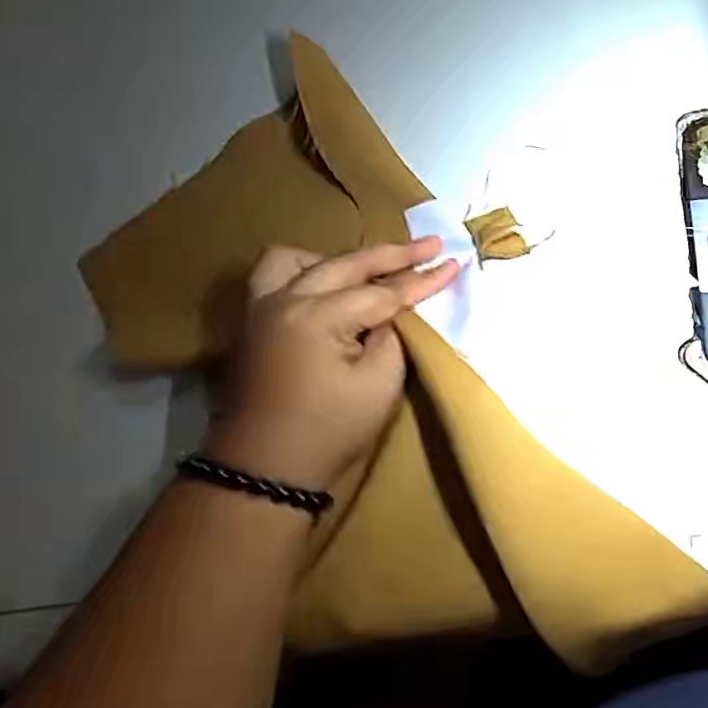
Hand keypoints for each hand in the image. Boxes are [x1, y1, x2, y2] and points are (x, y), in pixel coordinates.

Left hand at [204, 237, 459, 490]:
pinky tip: (329, 287)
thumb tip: (390, 314)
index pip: (384, 291)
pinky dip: (309, 271)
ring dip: (339, 259)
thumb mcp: (380, 383)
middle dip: (393, 253)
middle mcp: (284, 299)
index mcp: (318, 316)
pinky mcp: (253, 322)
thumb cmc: (332, 426)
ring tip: (370, 269)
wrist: (266, 462)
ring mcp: (260, 307)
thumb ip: (391, 337)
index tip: (455, 264)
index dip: (423, 280)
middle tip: (431, 244)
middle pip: (346, 263)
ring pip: (297, 259)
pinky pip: (277, 276)